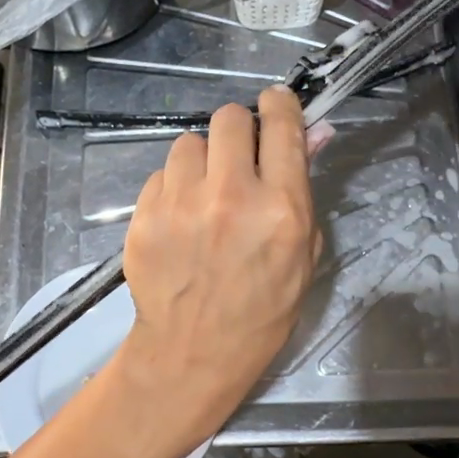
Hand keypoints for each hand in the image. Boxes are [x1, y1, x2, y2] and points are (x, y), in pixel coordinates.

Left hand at [118, 86, 322, 421]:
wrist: (193, 353)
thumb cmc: (262, 311)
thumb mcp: (303, 254)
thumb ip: (304, 188)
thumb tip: (313, 132)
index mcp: (281, 208)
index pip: (281, 124)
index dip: (279, 105)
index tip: (275, 104)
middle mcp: (230, 196)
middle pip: (229, 118)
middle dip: (238, 130)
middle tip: (238, 156)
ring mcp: (181, 204)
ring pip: (189, 142)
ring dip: (201, 161)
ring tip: (205, 195)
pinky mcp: (145, 215)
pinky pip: (161, 174)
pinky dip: (173, 188)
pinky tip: (180, 219)